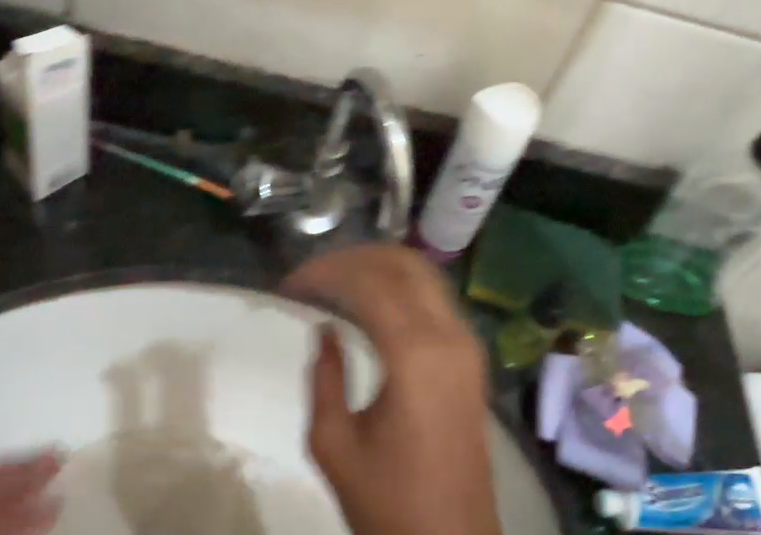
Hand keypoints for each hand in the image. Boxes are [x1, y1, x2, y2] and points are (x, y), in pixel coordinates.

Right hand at [283, 246, 500, 534]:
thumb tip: (325, 328)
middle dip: (354, 257)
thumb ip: (324, 377)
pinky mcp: (471, 356)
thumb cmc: (389, 503)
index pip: (369, 282)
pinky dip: (400, 287)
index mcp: (416, 353)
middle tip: (312, 275)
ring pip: (424, 274)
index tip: (289, 284)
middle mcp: (449, 334)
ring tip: (334, 282)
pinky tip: (368, 304)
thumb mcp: (335, 445)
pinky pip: (435, 299)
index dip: (326, 272)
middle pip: (404, 263)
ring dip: (379, 267)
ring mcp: (467, 342)